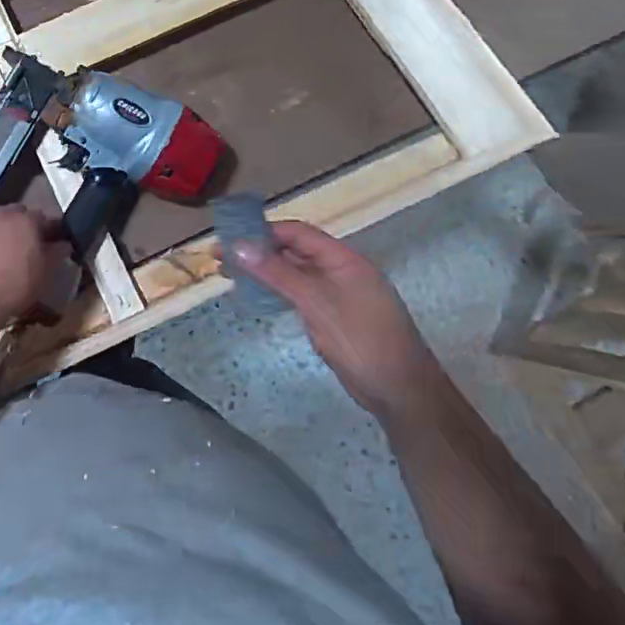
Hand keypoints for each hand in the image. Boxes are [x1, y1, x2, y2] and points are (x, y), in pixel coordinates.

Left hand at [0, 205, 66, 331]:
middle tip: (31, 246)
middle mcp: (2, 215)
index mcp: (26, 219)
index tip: (54, 243)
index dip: (51, 230)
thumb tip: (63, 244)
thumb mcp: (45, 273)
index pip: (44, 217)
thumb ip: (57, 253)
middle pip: (19, 213)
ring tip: (9, 252)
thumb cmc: (16, 285)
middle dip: (26, 225)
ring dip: (6, 231)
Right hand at [233, 221, 437, 413]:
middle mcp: (341, 271)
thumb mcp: (316, 304)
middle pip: (296, 251)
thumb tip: (240, 245)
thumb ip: (278, 274)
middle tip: (222, 257)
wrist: (402, 393)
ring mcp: (338, 295)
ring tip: (231, 274)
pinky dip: (278, 290)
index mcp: (344, 259)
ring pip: (296, 273)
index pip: (299, 233)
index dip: (265, 231)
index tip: (231, 237)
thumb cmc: (361, 341)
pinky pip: (301, 293)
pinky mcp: (334, 316)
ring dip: (266, 271)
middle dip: (260, 251)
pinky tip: (257, 296)